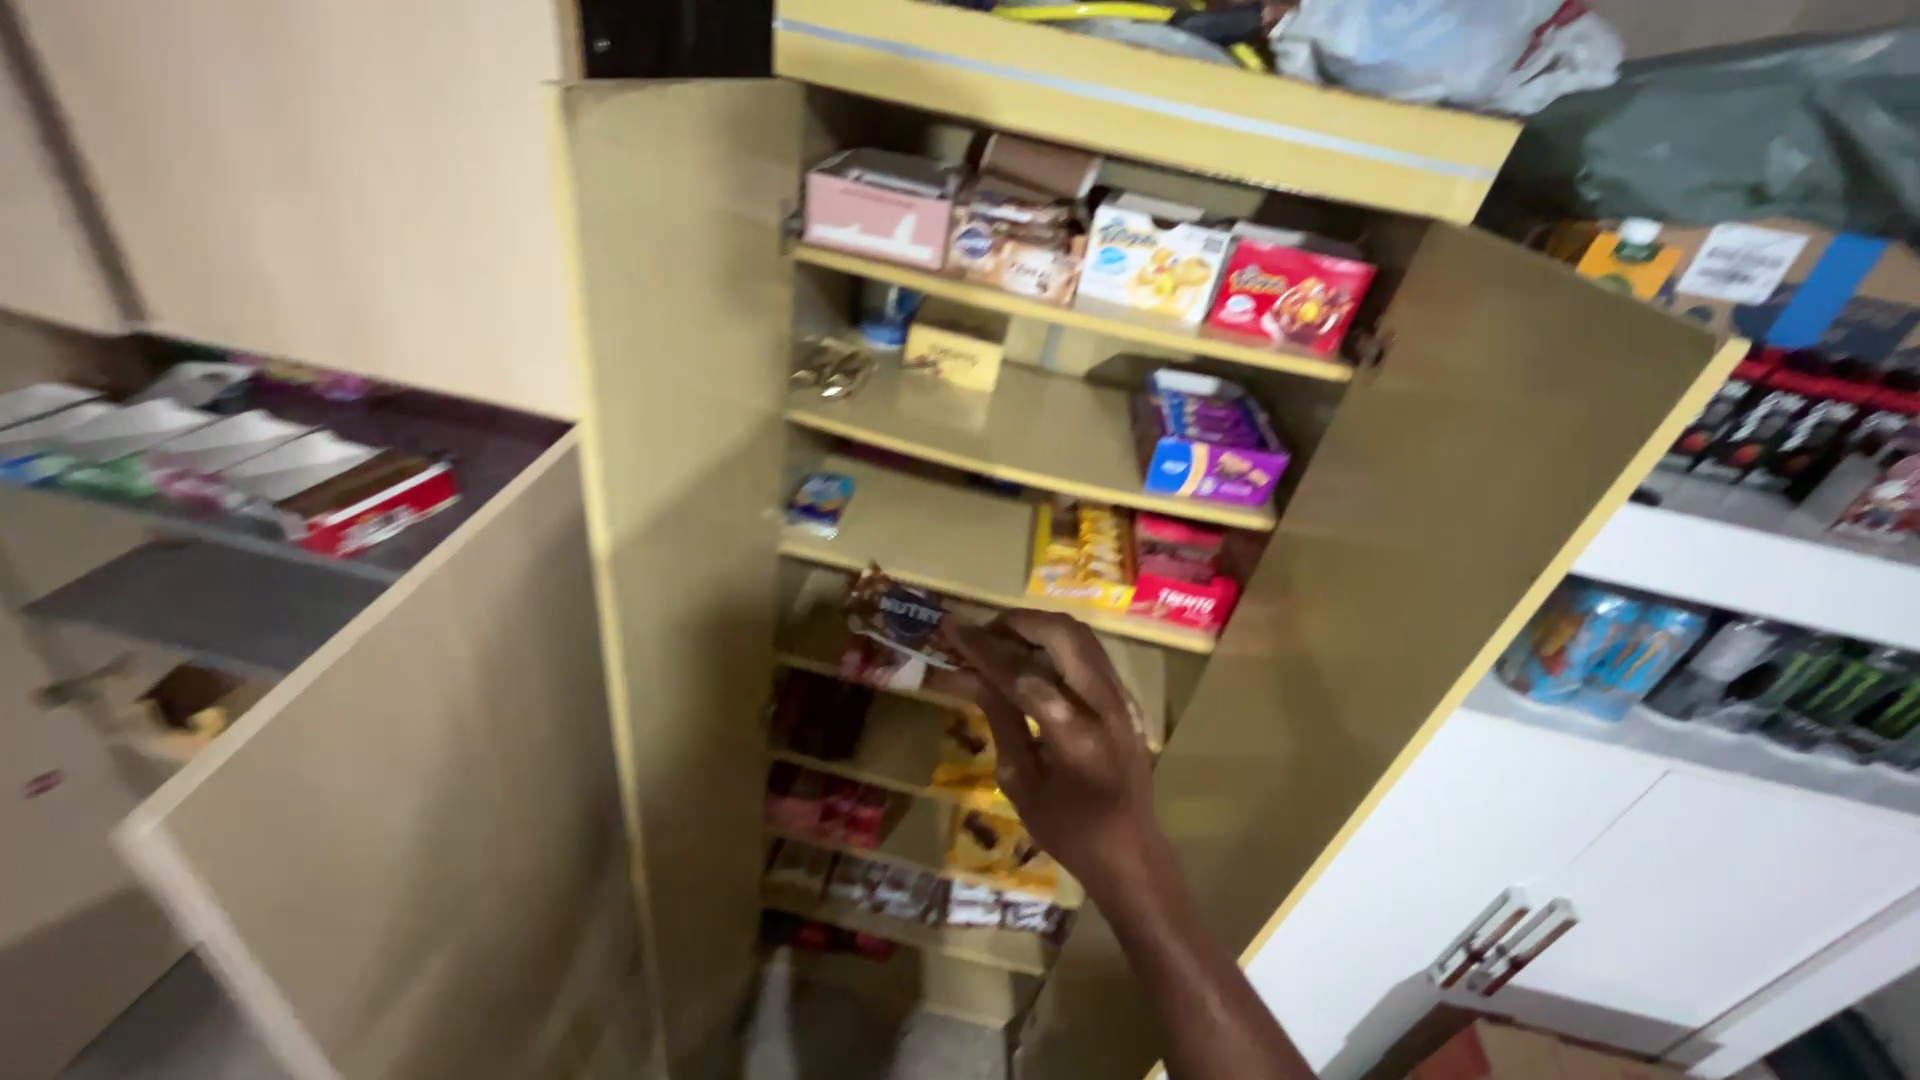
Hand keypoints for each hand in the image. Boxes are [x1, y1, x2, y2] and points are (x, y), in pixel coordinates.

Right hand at [947, 610, 1168, 900]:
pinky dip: (1058, 644)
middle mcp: (1104, 704)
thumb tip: (970, 675)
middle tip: (982, 633)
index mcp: (1074, 734)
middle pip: (1061, 634)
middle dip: (1016, 623)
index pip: (1021, 673)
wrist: (1131, 852)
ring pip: (1081, 635)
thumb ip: (1000, 720)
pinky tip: (1033, 657)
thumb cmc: (1067, 830)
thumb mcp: (1020, 782)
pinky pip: (1091, 653)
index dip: (982, 648)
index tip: (952, 628)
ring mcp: (1123, 698)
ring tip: (1002, 639)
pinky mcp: (1128, 699)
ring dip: (1038, 628)